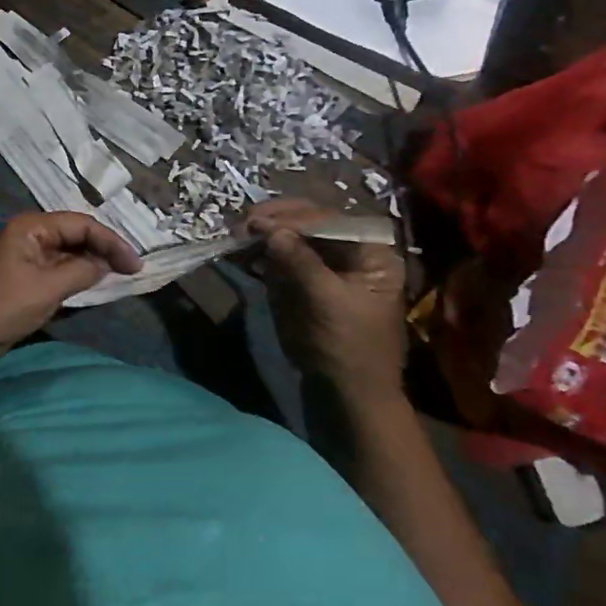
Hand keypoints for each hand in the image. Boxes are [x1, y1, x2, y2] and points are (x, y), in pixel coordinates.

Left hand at [0, 212, 141, 357]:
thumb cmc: (3, 305)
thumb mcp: (47, 287)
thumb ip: (82, 271)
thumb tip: (106, 263)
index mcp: (31, 227)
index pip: (80, 224)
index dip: (110, 241)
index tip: (134, 263)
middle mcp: (31, 235)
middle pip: (77, 235)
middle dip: (105, 249)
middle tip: (133, 269)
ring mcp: (29, 256)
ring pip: (71, 252)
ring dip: (94, 262)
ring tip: (123, 275)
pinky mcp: (29, 277)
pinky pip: (61, 269)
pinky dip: (80, 275)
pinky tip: (99, 284)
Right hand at [244, 198, 408, 400]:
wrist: (345, 389)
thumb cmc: (350, 346)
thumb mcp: (329, 302)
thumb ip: (302, 263)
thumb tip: (271, 230)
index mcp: (369, 251)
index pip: (329, 219)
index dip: (294, 217)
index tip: (259, 222)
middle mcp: (346, 250)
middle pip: (307, 221)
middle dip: (275, 219)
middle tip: (243, 222)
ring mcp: (320, 263)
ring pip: (287, 234)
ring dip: (260, 232)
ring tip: (235, 234)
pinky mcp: (298, 278)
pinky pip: (275, 256)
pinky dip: (255, 251)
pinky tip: (238, 252)